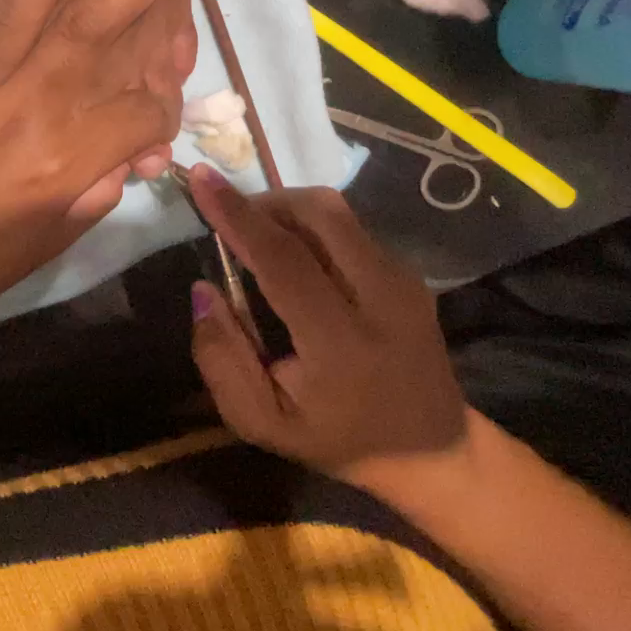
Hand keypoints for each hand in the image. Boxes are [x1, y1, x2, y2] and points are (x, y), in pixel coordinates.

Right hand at [184, 167, 468, 487]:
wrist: (430, 452)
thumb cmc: (333, 437)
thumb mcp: (258, 420)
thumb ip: (221, 356)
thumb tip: (204, 287)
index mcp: (341, 343)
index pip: (284, 258)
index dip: (237, 214)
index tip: (201, 178)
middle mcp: (382, 300)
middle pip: (319, 214)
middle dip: (263, 200)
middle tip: (227, 216)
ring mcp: (404, 283)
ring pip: (336, 212)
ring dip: (285, 208)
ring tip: (254, 234)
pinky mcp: (409, 275)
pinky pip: (349, 227)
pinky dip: (307, 224)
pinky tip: (289, 252)